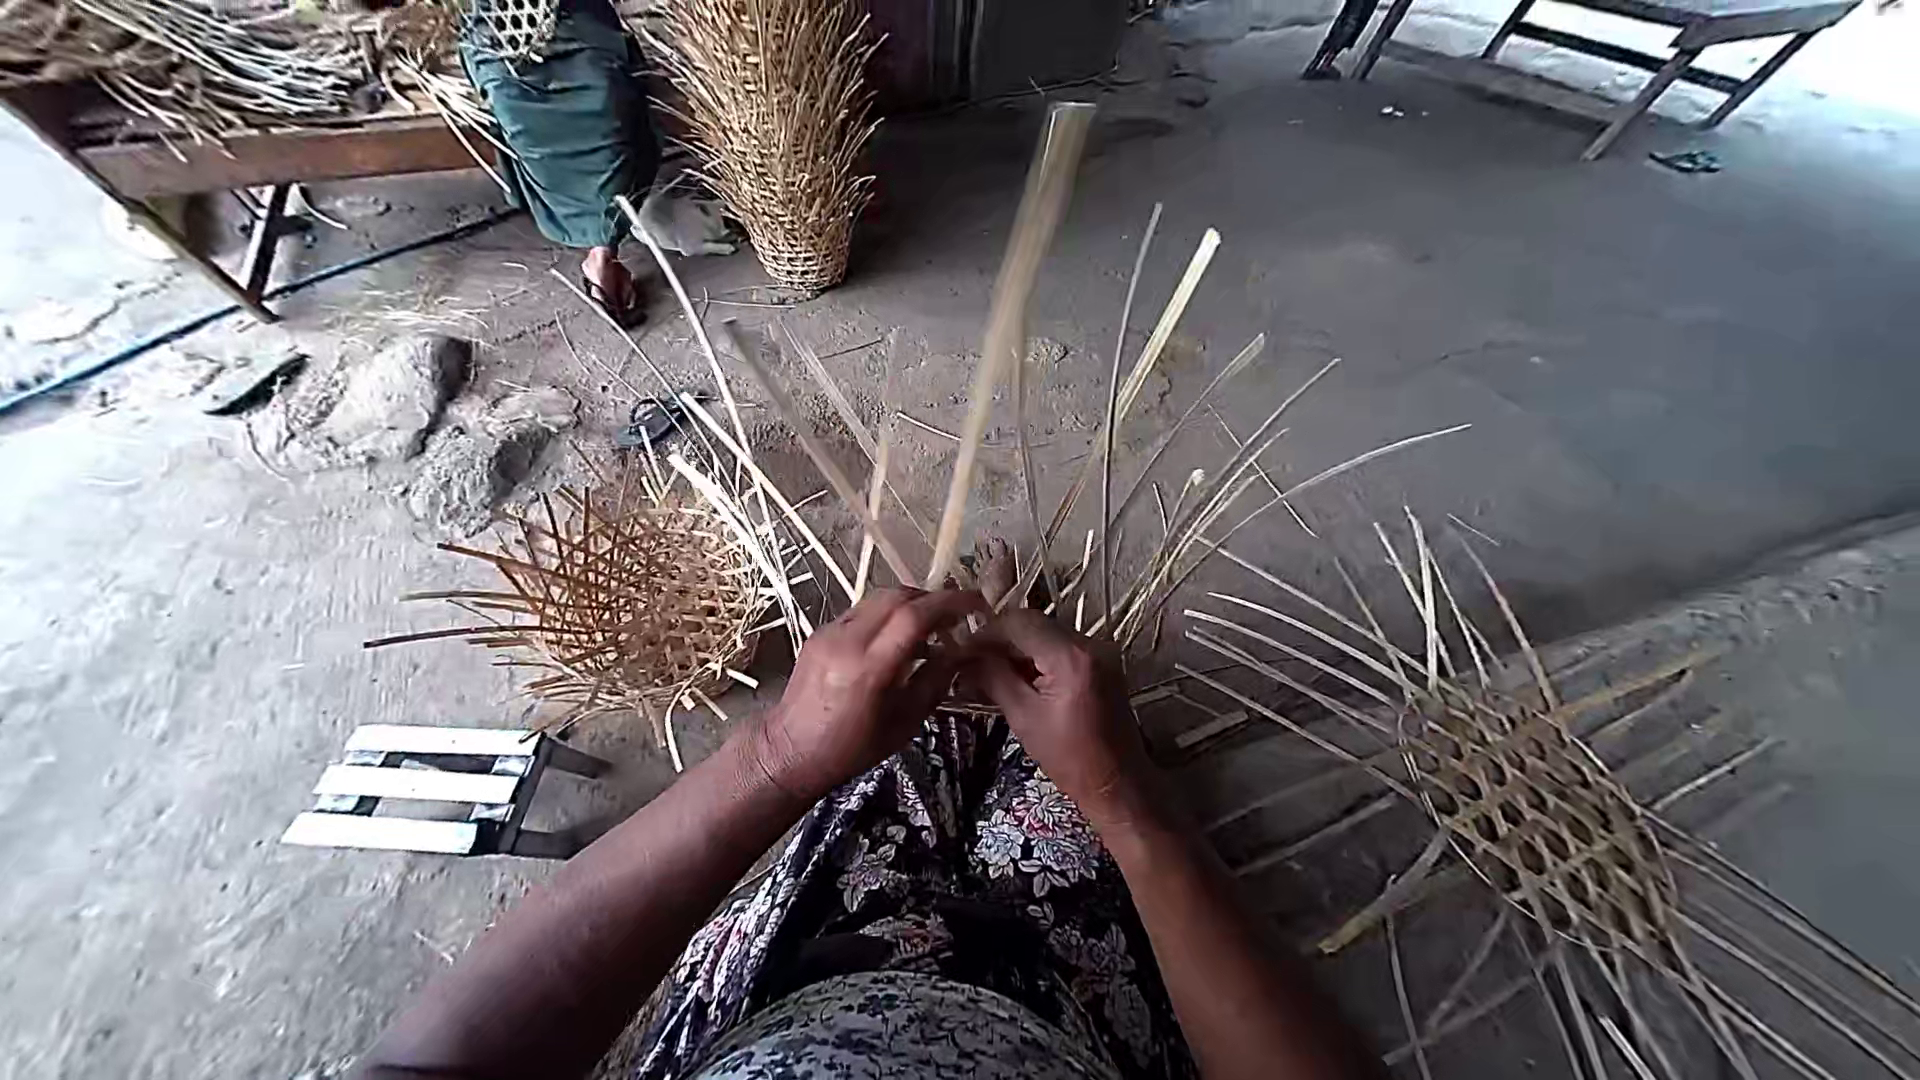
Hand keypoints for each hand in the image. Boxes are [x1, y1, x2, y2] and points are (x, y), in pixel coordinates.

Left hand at [745, 587, 984, 802]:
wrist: (789, 751)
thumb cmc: (852, 748)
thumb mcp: (904, 723)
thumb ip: (936, 680)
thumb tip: (964, 651)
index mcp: (869, 669)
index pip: (914, 617)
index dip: (950, 603)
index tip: (976, 604)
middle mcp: (846, 641)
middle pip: (898, 596)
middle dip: (933, 599)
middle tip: (955, 615)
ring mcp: (829, 632)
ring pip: (878, 598)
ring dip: (910, 603)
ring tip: (930, 626)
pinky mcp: (819, 631)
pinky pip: (862, 610)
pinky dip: (887, 614)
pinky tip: (896, 637)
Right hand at [968, 609, 1159, 830]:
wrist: (1119, 783)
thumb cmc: (1070, 758)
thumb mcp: (1023, 717)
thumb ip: (993, 677)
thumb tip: (966, 656)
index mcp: (1070, 657)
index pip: (1018, 623)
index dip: (987, 633)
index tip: (965, 650)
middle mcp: (1089, 643)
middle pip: (1033, 622)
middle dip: (1000, 639)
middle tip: (974, 660)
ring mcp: (1100, 649)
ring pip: (1045, 631)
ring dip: (1017, 646)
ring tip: (992, 670)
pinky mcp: (1101, 660)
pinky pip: (1060, 644)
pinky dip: (1037, 654)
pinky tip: (1020, 676)